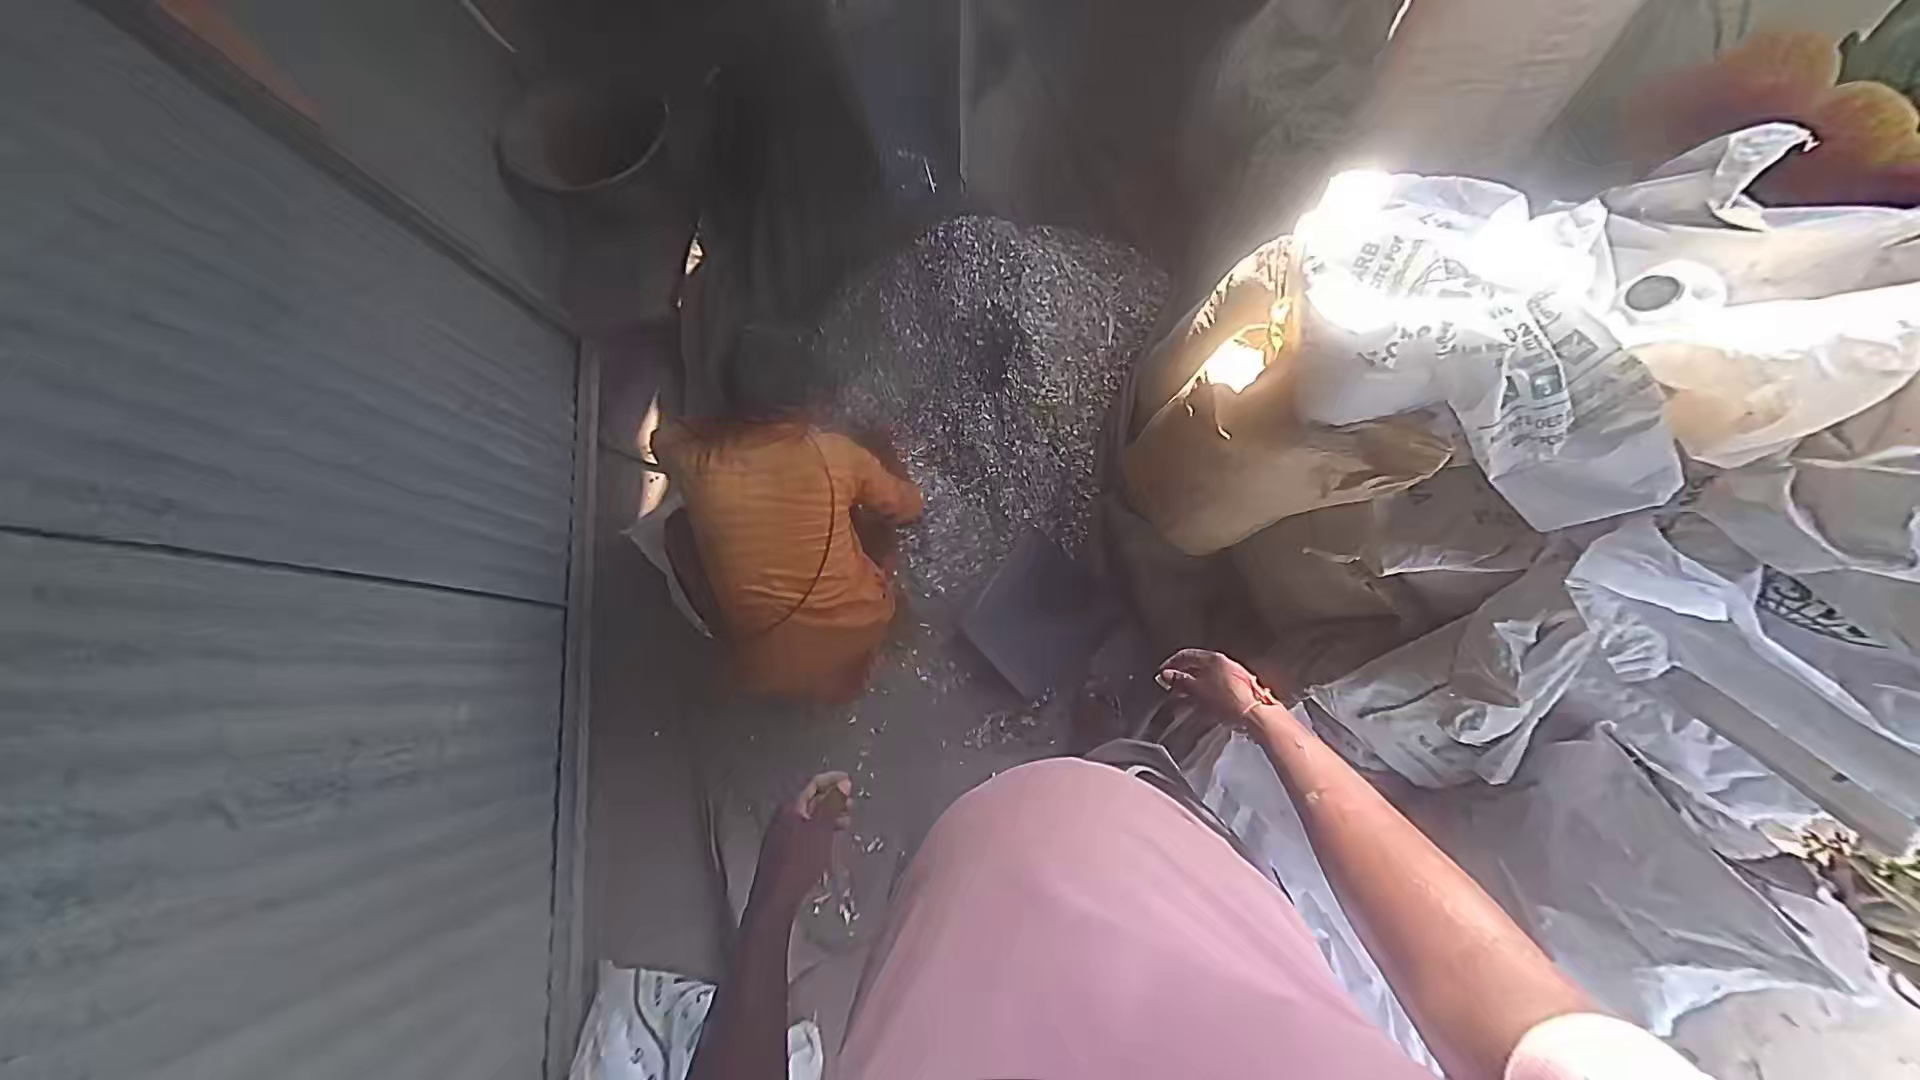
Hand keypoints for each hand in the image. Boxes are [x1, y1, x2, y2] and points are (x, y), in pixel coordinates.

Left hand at [749, 771, 852, 915]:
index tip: (847, 780)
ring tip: (845, 822)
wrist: (776, 900)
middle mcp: (782, 818)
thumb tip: (843, 784)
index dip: (832, 780)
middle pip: (810, 800)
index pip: (812, 784)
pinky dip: (819, 830)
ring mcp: (780, 836)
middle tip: (850, 801)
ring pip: (807, 817)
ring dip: (828, 816)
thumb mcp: (821, 830)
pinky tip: (827, 841)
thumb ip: (833, 804)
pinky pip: (803, 832)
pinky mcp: (781, 852)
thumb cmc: (799, 863)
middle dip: (832, 799)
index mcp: (790, 808)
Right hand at [1157, 649, 1277, 723]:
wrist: (1256, 716)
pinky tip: (1205, 702)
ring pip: (1208, 676)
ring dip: (1195, 684)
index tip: (1163, 673)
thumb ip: (1179, 681)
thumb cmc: (1230, 701)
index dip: (1171, 664)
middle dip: (1183, 675)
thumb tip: (1167, 675)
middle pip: (1197, 665)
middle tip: (1172, 685)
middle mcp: (1225, 663)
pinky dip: (1208, 691)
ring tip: (1187, 696)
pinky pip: (1218, 685)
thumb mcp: (1197, 691)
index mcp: (1213, 658)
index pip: (1186, 655)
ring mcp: (1235, 675)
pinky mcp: (1241, 688)